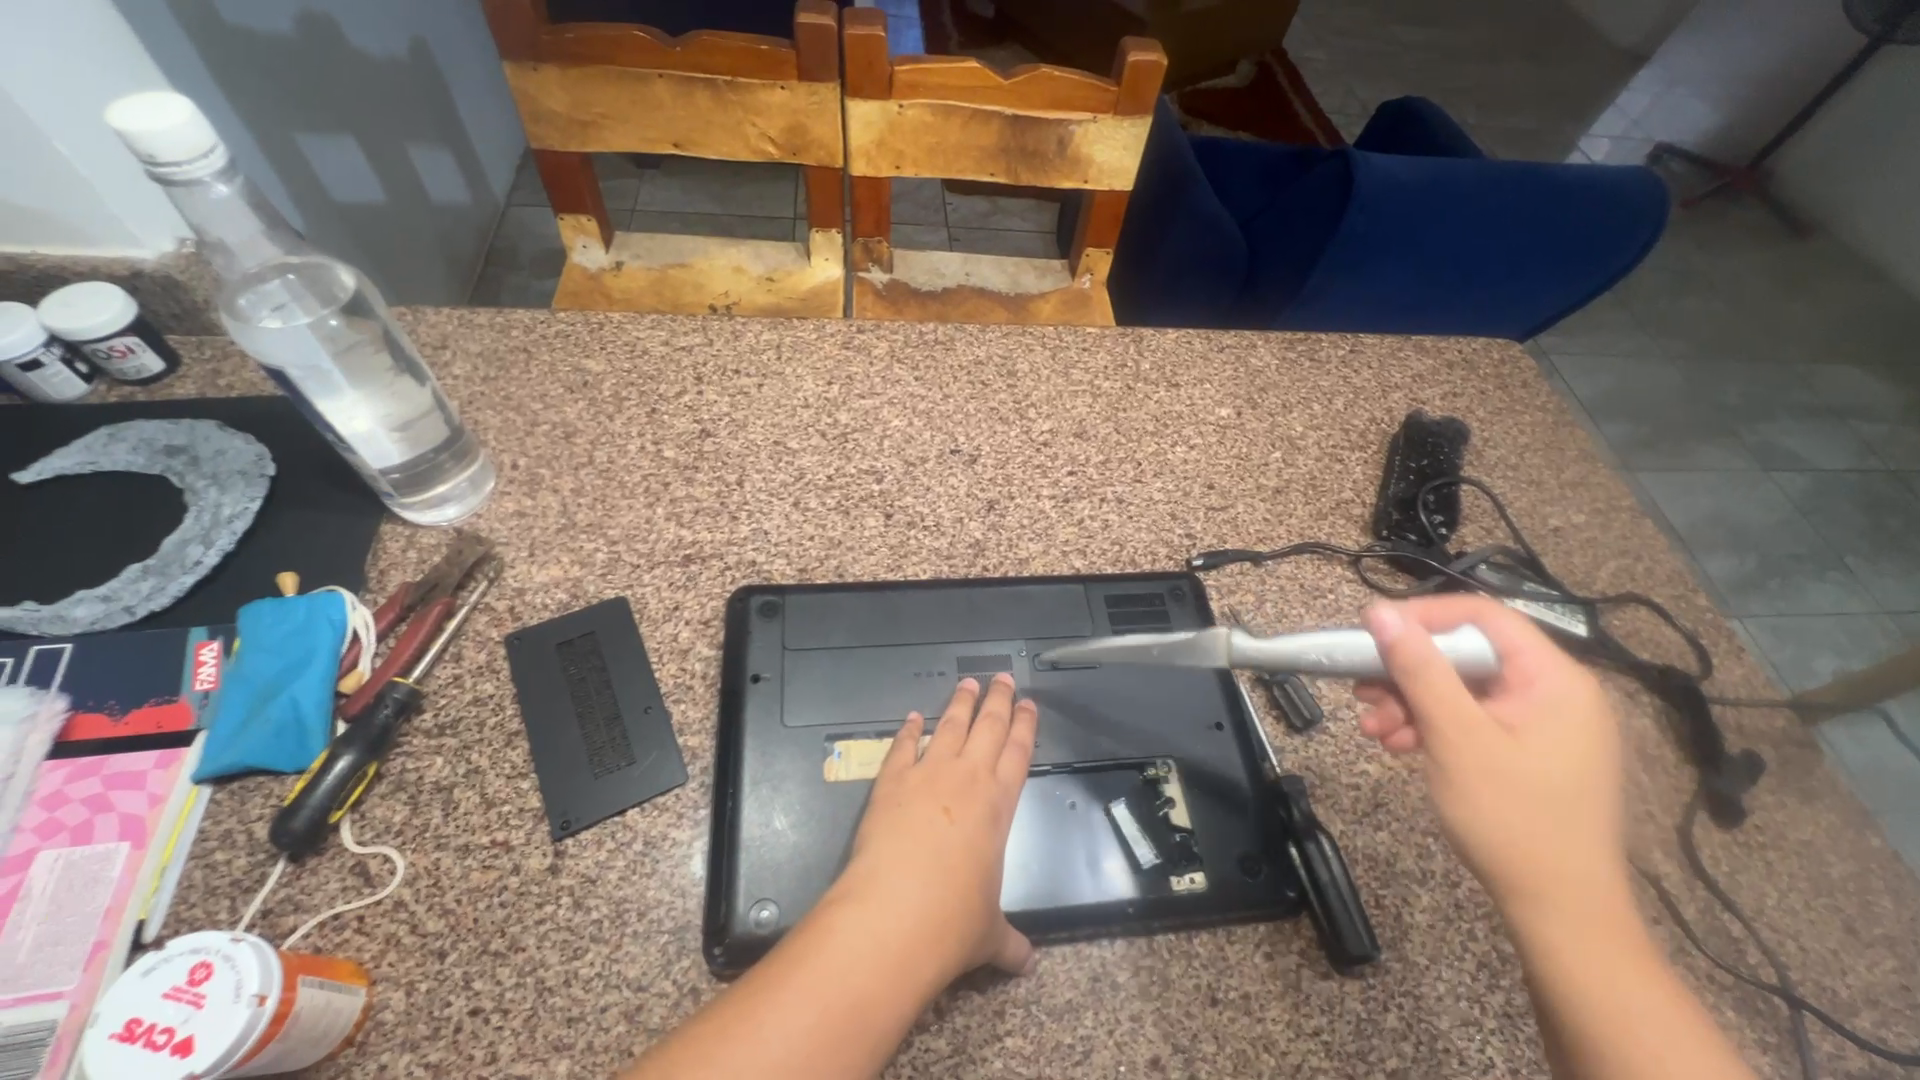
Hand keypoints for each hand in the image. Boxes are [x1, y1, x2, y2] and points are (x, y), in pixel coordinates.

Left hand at [823, 674, 1038, 982]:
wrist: (894, 915)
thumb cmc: (952, 923)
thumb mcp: (988, 936)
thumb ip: (1009, 943)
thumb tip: (1027, 965)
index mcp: (1000, 805)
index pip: (1019, 753)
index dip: (1026, 726)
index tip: (1030, 703)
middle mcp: (967, 779)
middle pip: (988, 727)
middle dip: (998, 700)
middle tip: (1002, 677)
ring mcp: (926, 776)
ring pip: (948, 727)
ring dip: (959, 704)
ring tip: (966, 682)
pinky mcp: (888, 783)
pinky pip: (902, 747)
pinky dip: (908, 730)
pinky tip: (912, 717)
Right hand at [1355, 596, 1627, 924]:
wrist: (1559, 908)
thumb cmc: (1511, 818)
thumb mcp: (1455, 736)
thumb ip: (1419, 669)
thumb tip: (1381, 612)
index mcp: (1554, 678)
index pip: (1483, 616)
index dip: (1423, 616)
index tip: (1371, 632)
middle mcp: (1555, 693)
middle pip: (1467, 656)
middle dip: (1408, 672)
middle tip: (1362, 692)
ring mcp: (1544, 725)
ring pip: (1463, 690)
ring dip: (1411, 703)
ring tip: (1373, 730)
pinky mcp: (1529, 753)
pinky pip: (1472, 720)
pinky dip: (1432, 728)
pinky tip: (1398, 745)